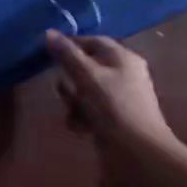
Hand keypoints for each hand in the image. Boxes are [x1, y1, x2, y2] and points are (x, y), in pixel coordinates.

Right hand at [45, 30, 178, 179]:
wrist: (137, 153)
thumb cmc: (113, 108)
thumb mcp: (87, 77)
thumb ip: (67, 55)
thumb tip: (48, 32)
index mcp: (123, 59)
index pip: (94, 42)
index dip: (72, 45)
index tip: (49, 54)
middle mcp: (124, 76)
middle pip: (88, 69)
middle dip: (70, 80)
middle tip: (61, 89)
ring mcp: (120, 100)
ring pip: (87, 92)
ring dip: (74, 102)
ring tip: (72, 113)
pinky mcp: (115, 121)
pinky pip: (92, 112)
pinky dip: (82, 118)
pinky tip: (79, 128)